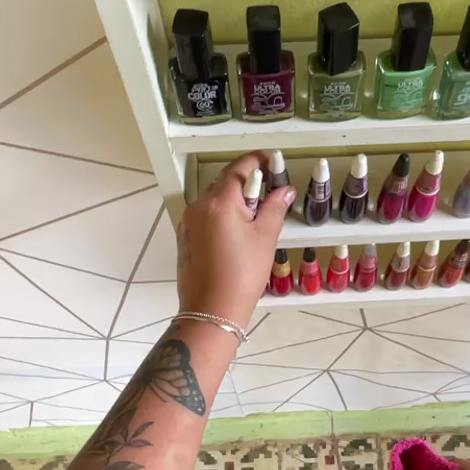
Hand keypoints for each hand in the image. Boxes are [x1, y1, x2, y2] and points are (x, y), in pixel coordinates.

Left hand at [177, 152, 290, 326]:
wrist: (212, 310)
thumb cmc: (243, 274)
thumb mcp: (265, 238)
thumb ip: (275, 207)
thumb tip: (285, 190)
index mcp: (219, 202)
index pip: (238, 168)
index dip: (257, 160)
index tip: (272, 159)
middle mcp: (199, 206)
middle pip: (225, 183)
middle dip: (247, 183)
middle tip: (269, 192)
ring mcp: (188, 223)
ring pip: (214, 200)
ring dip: (234, 201)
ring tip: (255, 217)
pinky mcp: (185, 238)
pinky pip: (205, 217)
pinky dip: (222, 216)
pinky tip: (236, 234)